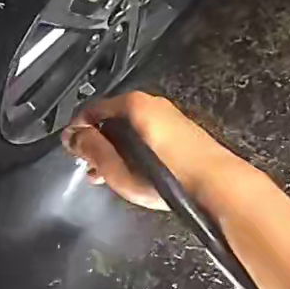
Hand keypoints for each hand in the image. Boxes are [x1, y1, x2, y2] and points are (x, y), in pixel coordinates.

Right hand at [60, 91, 243, 210]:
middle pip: (113, 118)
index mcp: (137, 104)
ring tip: (107, 173)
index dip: (77, 130)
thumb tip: (74, 136)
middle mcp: (155, 105)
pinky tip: (133, 172)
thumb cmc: (173, 175)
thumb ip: (91, 148)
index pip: (92, 109)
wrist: (218, 184)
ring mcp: (171, 118)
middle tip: (87, 164)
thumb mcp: (119, 167)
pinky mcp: (182, 134)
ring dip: (116, 149)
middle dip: (97, 142)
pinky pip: (149, 137)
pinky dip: (136, 151)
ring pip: (132, 129)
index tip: (71, 147)